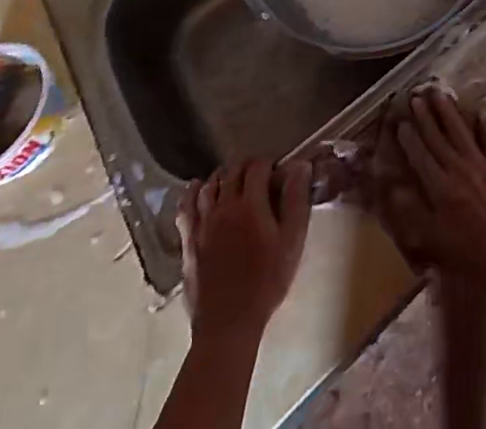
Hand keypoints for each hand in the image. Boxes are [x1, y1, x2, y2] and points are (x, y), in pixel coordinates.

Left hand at [175, 159, 312, 341]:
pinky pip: (186, 206)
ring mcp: (202, 222)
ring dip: (224, 176)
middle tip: (261, 176)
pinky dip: (192, 191)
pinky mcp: (188, 239)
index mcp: (250, 204)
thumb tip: (299, 165)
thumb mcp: (292, 241)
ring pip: (210, 185)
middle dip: (248, 166)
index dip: (270, 164)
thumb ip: (296, 200)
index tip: (279, 172)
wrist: (228, 322)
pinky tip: (198, 187)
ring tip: (235, 180)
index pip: (258, 167)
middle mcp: (223, 206)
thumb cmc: (267, 281)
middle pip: (233, 171)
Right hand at [373, 90, 485, 278]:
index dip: (408, 137)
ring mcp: (482, 165)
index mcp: (439, 186)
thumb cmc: (470, 252)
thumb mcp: (432, 238)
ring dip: (448, 112)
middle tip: (415, 96)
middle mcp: (458, 169)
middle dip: (425, 117)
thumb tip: (393, 187)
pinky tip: (481, 110)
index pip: (419, 155)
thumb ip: (412, 211)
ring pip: (460, 132)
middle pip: (437, 138)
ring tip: (439, 93)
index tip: (400, 121)